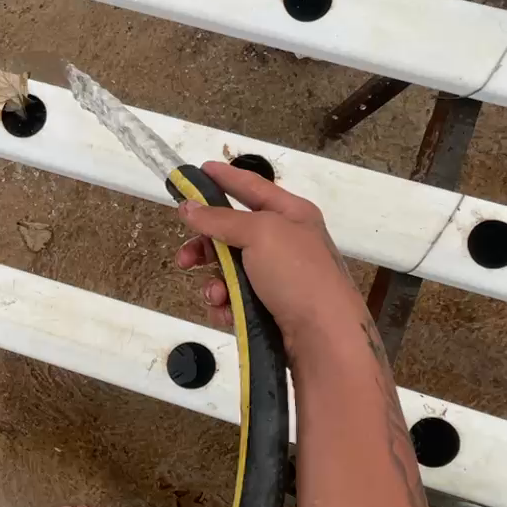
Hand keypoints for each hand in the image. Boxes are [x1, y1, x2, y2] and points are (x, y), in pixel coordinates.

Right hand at [175, 161, 365, 360]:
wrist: (322, 336)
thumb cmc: (297, 275)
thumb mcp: (259, 234)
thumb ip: (220, 219)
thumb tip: (188, 207)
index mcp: (291, 215)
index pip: (252, 187)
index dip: (226, 178)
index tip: (199, 171)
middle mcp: (284, 242)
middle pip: (231, 233)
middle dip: (204, 246)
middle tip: (184, 258)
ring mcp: (277, 276)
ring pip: (227, 269)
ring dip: (214, 282)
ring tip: (216, 295)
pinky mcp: (268, 305)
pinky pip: (233, 297)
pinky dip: (225, 304)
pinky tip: (227, 312)